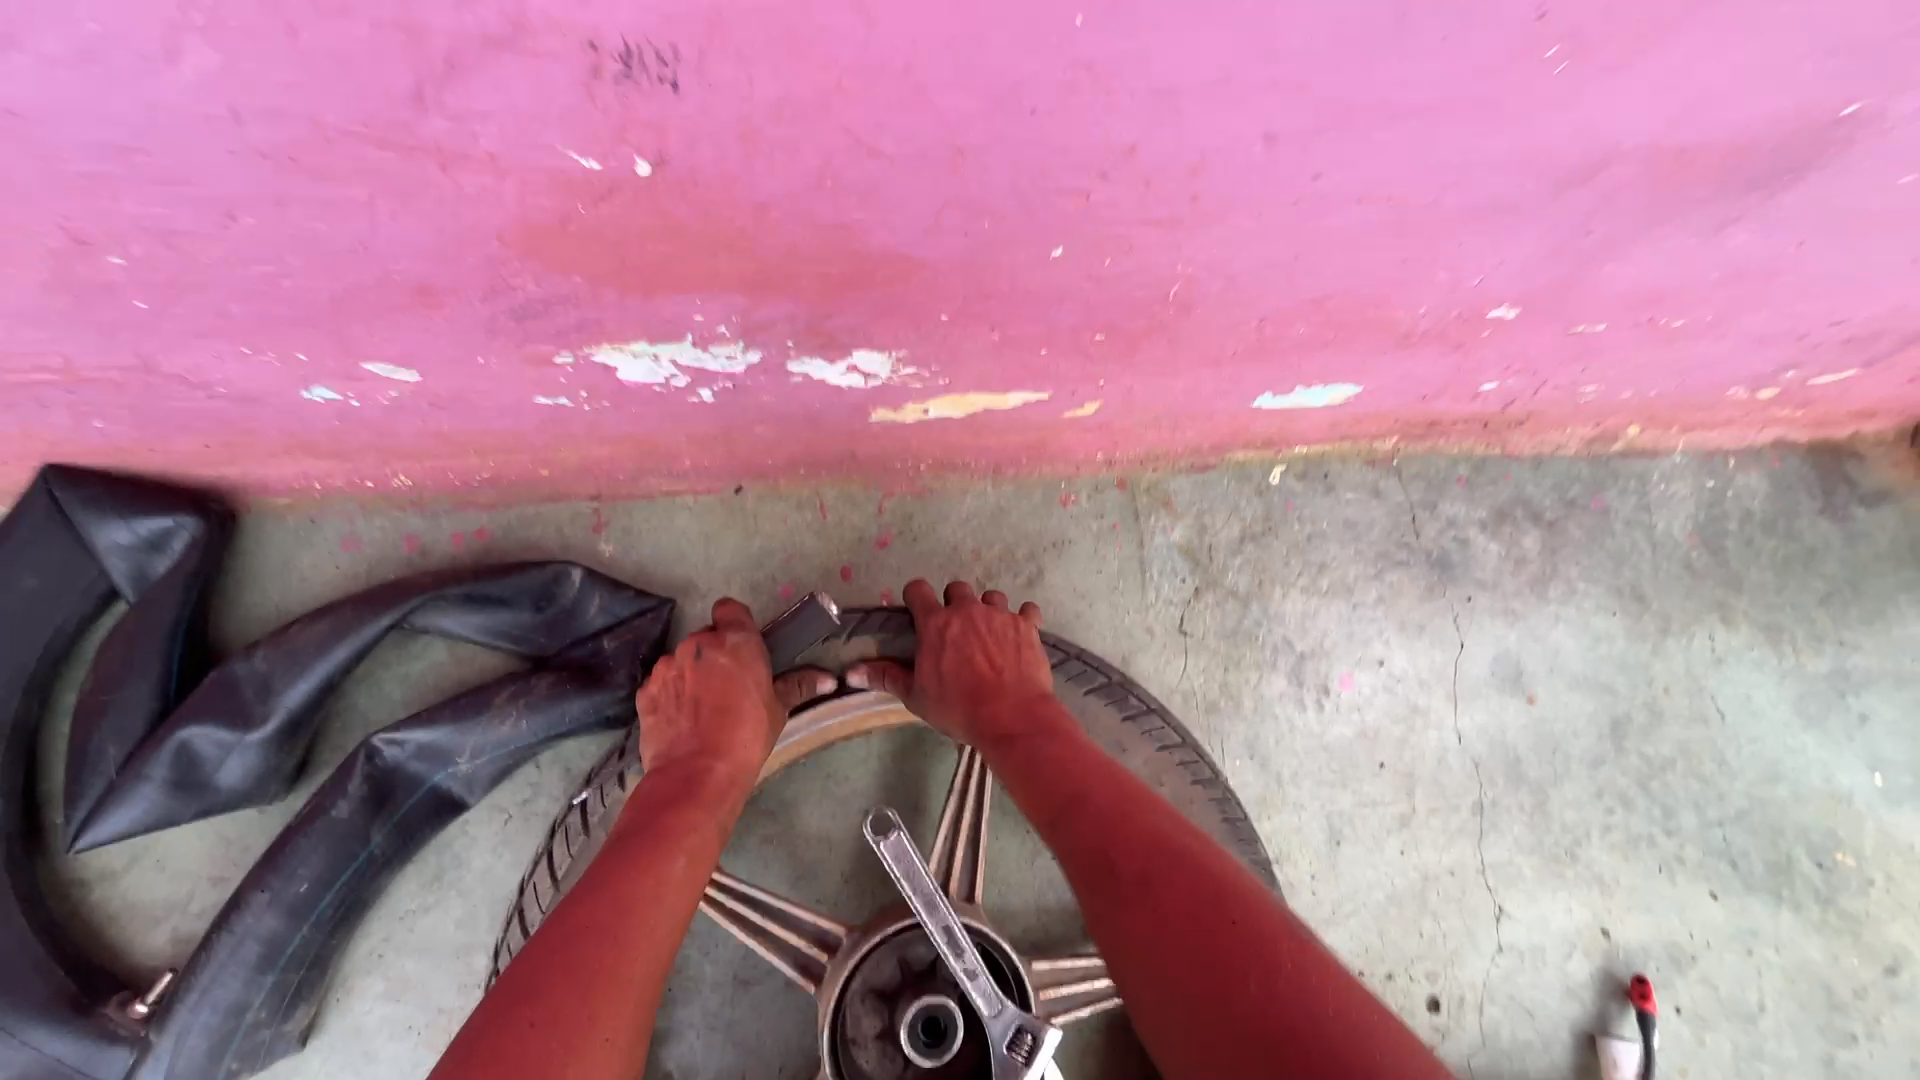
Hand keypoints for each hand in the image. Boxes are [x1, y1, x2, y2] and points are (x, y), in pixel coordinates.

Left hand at [637, 598, 836, 783]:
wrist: (696, 773)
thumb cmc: (746, 736)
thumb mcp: (778, 710)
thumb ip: (798, 686)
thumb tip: (828, 680)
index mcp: (735, 641)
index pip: (729, 608)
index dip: (734, 623)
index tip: (741, 645)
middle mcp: (698, 643)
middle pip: (706, 637)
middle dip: (715, 654)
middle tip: (727, 684)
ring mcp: (668, 665)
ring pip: (683, 659)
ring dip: (692, 673)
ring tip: (702, 707)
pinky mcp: (646, 689)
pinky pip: (663, 683)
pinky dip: (672, 694)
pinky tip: (682, 719)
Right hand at [845, 580, 1059, 748]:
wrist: (1012, 716)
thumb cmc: (959, 708)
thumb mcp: (917, 697)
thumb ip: (886, 677)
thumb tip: (851, 671)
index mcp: (936, 623)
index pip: (918, 590)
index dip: (916, 597)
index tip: (918, 611)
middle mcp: (968, 610)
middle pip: (957, 588)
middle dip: (954, 603)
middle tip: (956, 630)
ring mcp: (1000, 615)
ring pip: (991, 597)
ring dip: (987, 610)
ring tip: (989, 634)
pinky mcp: (1027, 625)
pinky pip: (1026, 610)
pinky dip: (1022, 619)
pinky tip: (1019, 635)